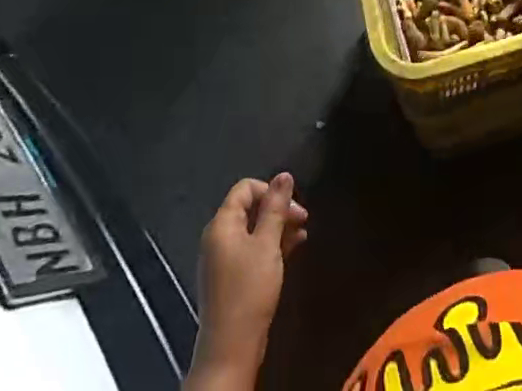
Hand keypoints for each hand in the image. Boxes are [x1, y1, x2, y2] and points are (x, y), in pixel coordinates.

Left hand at [189, 173, 308, 385]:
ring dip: (276, 228)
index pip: (244, 189)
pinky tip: (292, 249)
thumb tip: (284, 175)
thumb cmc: (249, 289)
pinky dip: (270, 246)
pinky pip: (251, 249)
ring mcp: (222, 257)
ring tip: (302, 233)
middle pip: (248, 208)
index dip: (270, 190)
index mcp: (222, 222)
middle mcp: (218, 235)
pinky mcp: (231, 276)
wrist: (231, 346)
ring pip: (252, 230)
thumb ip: (275, 209)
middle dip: (277, 209)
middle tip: (303, 219)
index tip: (295, 206)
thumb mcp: (267, 245)